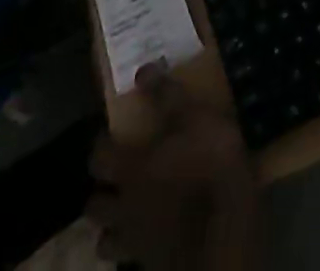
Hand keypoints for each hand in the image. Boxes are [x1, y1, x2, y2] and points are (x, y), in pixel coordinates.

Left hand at [89, 62, 259, 270]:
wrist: (226, 233)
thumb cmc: (211, 167)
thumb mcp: (196, 119)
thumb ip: (168, 96)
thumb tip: (142, 69)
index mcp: (131, 169)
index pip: (98, 157)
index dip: (100, 146)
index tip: (110, 136)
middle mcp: (125, 207)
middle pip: (94, 205)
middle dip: (101, 193)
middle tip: (117, 181)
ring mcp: (137, 242)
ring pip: (107, 241)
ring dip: (113, 229)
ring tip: (130, 217)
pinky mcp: (154, 265)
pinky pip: (134, 261)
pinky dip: (138, 251)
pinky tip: (156, 241)